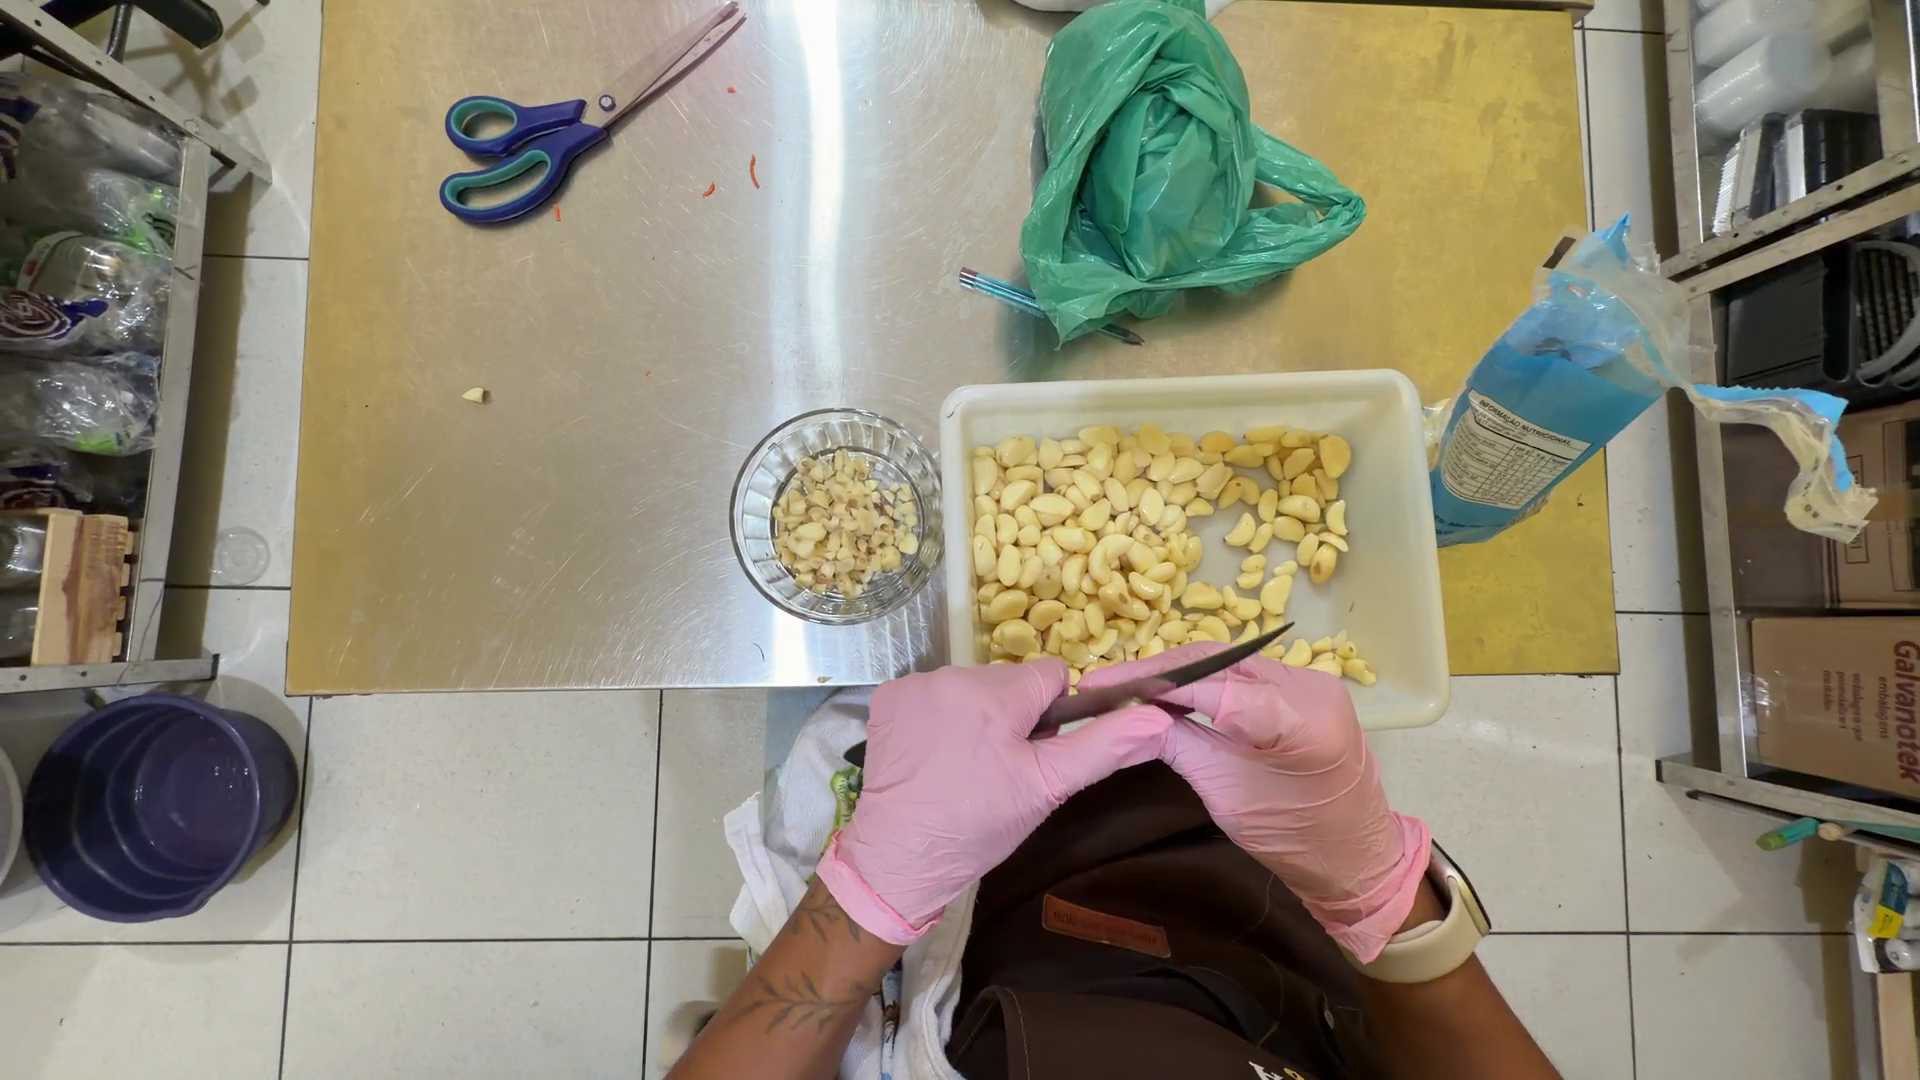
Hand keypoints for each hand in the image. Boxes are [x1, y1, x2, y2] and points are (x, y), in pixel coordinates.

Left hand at [816, 660, 1173, 944]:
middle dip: (1012, 713)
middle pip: (1008, 681)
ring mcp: (915, 684)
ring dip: (974, 712)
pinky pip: (930, 693)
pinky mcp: (888, 696)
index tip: (1034, 750)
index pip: (1050, 674)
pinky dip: (936, 715)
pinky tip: (930, 754)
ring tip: (962, 762)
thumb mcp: (1047, 789)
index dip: (1052, 712)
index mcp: (999, 694)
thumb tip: (1155, 715)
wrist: (899, 858)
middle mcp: (955, 675)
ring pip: (970, 686)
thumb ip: (1102, 746)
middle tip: (998, 764)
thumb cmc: (979, 825)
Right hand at [1078, 643, 1430, 961]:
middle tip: (1104, 683)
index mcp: (1301, 721)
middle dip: (1156, 670)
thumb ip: (1177, 744)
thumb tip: (1126, 714)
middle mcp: (1308, 685)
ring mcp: (1307, 679)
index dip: (1155, 683)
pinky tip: (1164, 689)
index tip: (1103, 688)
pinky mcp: (1299, 684)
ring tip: (1125, 684)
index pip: (1211, 686)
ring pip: (1222, 659)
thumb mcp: (1224, 795)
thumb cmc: (1294, 841)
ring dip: (1172, 671)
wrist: (1355, 857)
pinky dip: (1196, 678)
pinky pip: (1236, 670)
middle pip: (1215, 660)